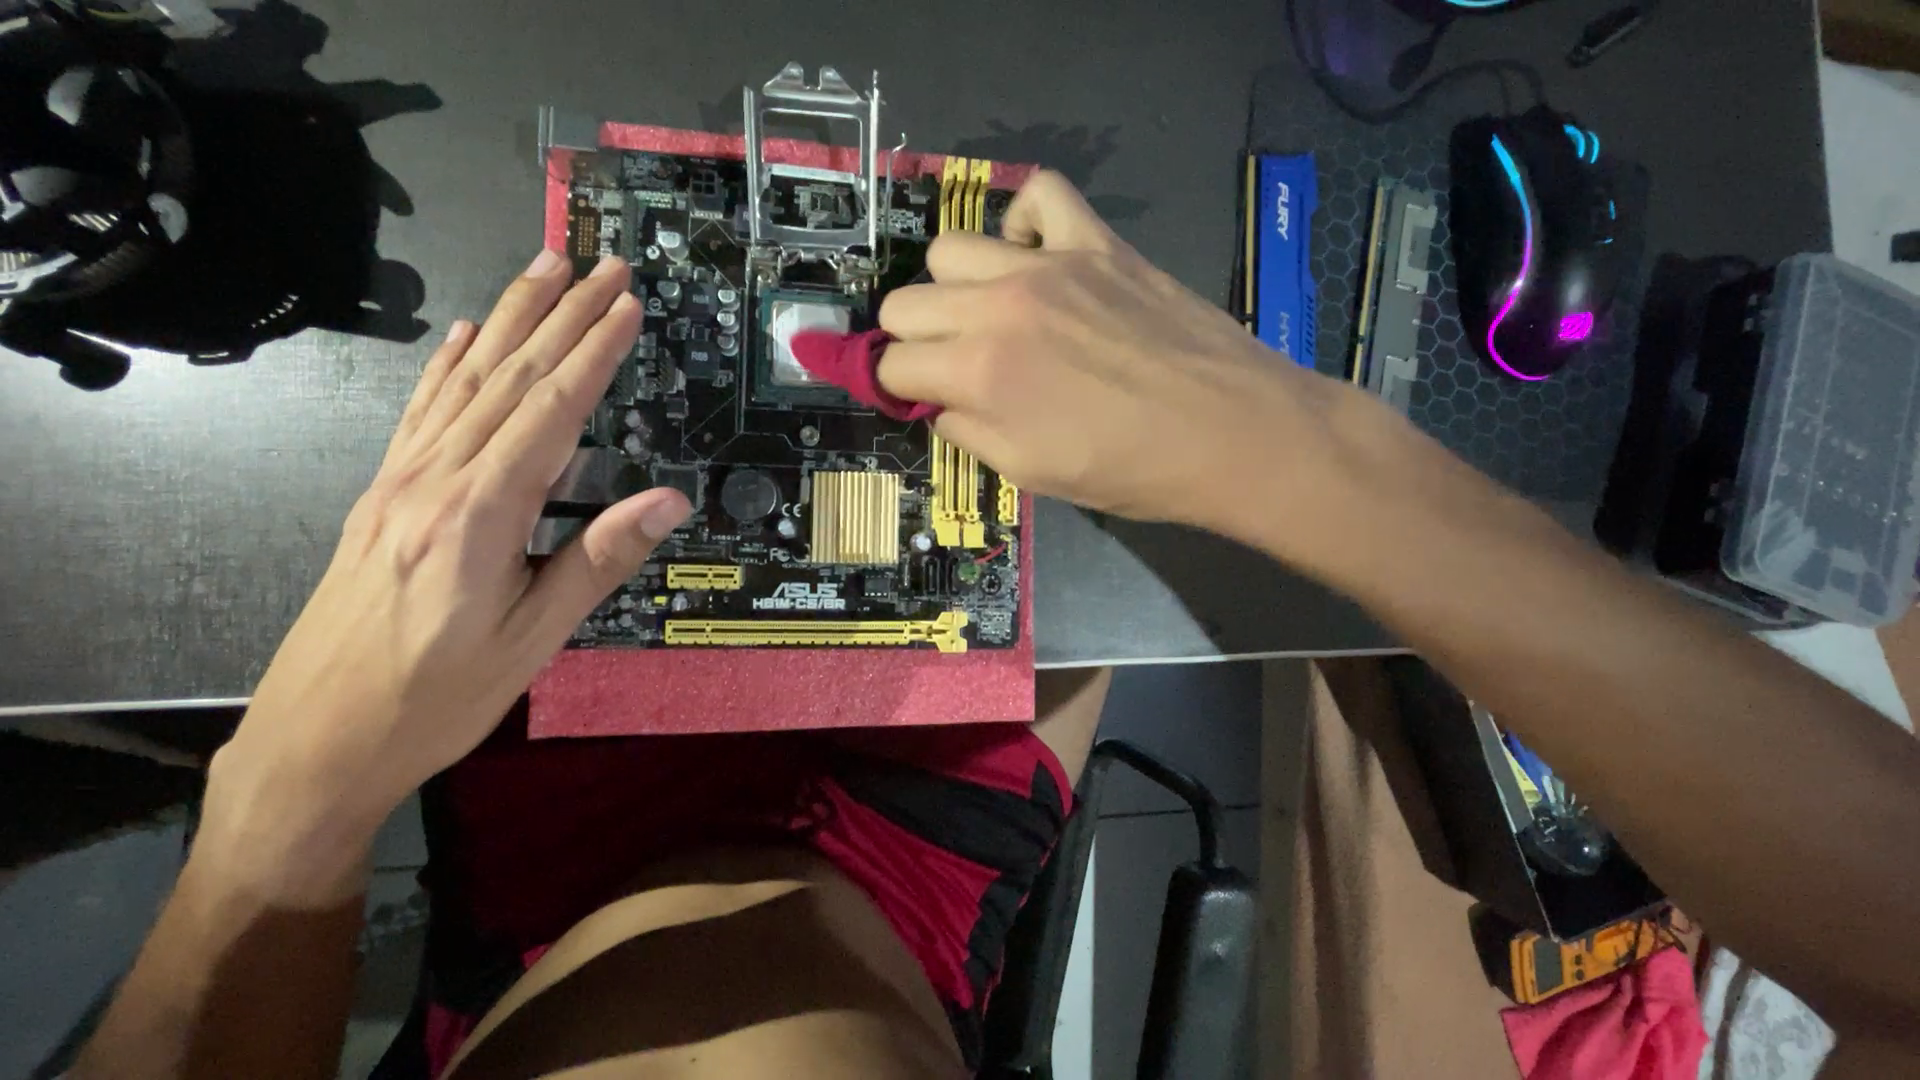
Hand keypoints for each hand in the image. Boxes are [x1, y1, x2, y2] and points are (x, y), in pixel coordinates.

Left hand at [213, 252, 689, 871]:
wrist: (317, 741)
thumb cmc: (437, 699)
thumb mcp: (533, 640)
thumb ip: (597, 561)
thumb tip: (667, 501)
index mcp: (477, 515)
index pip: (548, 414)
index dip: (591, 354)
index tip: (626, 306)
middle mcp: (432, 482)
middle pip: (506, 381)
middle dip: (560, 318)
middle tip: (601, 265)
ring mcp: (399, 485)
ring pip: (462, 385)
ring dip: (508, 322)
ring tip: (543, 272)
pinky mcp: (382, 499)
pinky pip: (420, 415)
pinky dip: (447, 367)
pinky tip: (464, 335)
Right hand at [875, 171, 1348, 539]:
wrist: (1231, 433)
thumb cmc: (1131, 470)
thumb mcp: (1031, 474)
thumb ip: (967, 433)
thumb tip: (939, 402)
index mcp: (980, 372)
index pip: (894, 363)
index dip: (900, 386)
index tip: (922, 398)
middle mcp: (1000, 305)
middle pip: (905, 301)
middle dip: (915, 340)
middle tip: (953, 364)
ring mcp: (1048, 264)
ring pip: (949, 247)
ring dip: (953, 286)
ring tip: (988, 314)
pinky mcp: (1096, 242)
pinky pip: (1038, 196)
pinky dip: (1021, 223)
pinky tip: (1032, 259)